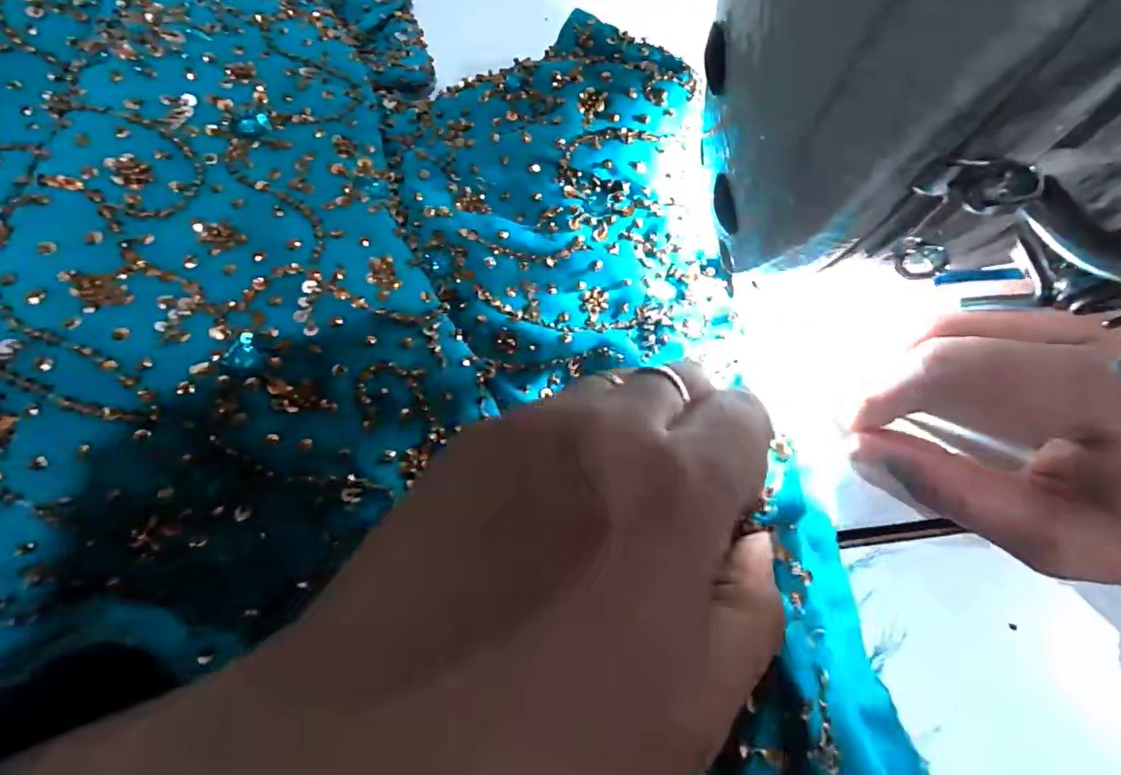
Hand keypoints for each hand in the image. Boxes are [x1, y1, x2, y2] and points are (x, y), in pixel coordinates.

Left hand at [6, 364, 782, 774]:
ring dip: (630, 424)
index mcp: (679, 484)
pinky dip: (570, 439)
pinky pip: (549, 414)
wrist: (371, 750)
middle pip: (678, 382)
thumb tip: (750, 540)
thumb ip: (749, 605)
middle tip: (671, 493)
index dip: (749, 450)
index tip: (732, 498)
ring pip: (612, 389)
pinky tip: (539, 503)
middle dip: (692, 423)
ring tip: (605, 496)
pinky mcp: (472, 438)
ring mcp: (534, 423)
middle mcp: (610, 426)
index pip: (745, 415)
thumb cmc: (560, 741)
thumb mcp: (696, 705)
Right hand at [849, 312, 1120, 621]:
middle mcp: (1082, 331)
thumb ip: (956, 492)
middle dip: (886, 374)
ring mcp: (1083, 321)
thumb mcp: (1061, 542)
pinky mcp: (1078, 326)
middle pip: (948, 331)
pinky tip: (926, 393)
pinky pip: (987, 329)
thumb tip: (866, 450)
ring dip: (907, 363)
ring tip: (880, 410)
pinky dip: (940, 357)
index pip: (954, 364)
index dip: (885, 391)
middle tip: (855, 423)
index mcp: (1092, 384)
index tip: (847, 431)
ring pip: (961, 322)